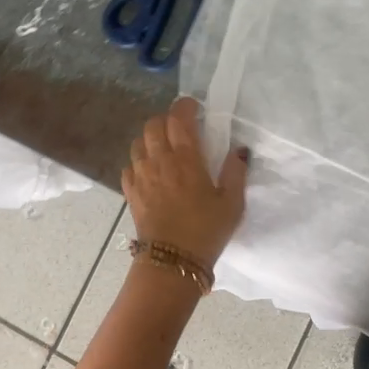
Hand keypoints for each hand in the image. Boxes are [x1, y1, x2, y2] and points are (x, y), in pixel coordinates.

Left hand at [122, 98, 247, 265]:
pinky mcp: (131, 193)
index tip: (194, 106)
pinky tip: (150, 171)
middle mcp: (159, 162)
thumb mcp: (233, 203)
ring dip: (150, 139)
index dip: (184, 106)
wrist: (173, 262)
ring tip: (164, 147)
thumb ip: (236, 172)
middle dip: (165, 120)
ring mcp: (141, 177)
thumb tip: (239, 150)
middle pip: (152, 125)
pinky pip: (129, 166)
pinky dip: (139, 161)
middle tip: (180, 128)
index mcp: (186, 159)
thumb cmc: (206, 231)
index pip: (178, 118)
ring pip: (137, 143)